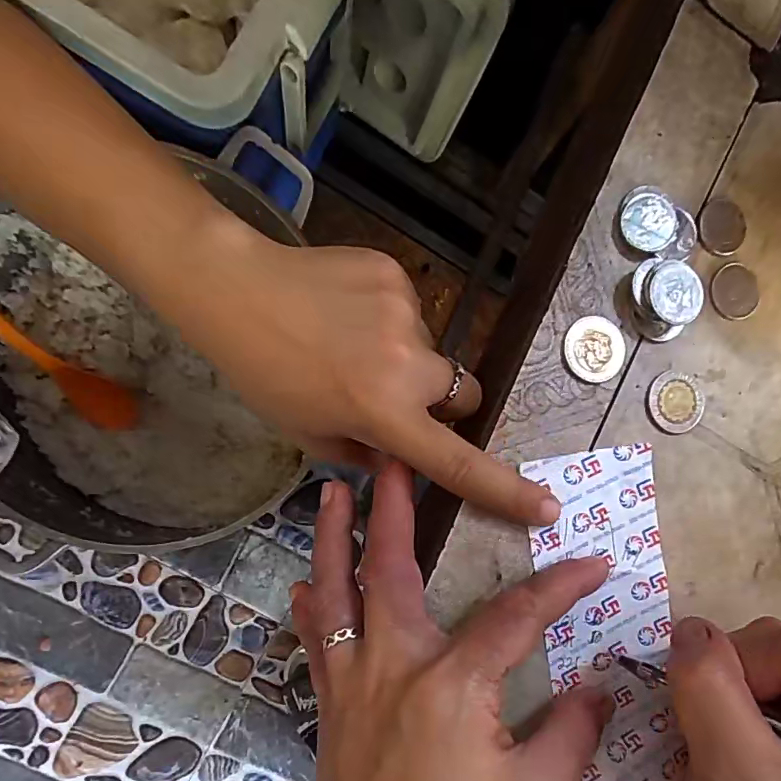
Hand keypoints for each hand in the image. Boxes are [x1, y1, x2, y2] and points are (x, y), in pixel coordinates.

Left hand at [172, 236, 560, 526]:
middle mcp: (409, 365)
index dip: (504, 489)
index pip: (457, 462)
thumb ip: (367, 453)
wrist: (234, 288)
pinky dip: (387, 323)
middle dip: (438, 403)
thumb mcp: (311, 435)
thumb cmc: (265, 374)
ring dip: (404, 360)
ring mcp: (407, 313)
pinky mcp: (398, 274)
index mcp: (384, 413)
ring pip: (430, 353)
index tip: (546, 505)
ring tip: (348, 346)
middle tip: (390, 395)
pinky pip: (410, 312)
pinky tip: (345, 314)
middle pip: (462, 394)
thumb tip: (402, 455)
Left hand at [284, 462, 611, 780]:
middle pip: (390, 572)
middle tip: (393, 460)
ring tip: (333, 490)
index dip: (560, 586)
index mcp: (452, 688)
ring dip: (334, 539)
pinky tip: (309, 584)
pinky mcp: (330, 712)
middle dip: (393, 510)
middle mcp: (392, 671)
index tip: (593, 563)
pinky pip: (317, 642)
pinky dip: (315, 604)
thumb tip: (600, 684)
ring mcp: (351, 688)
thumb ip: (572, 730)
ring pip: (336, 594)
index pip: (517, 617)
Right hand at [667, 608, 780, 780]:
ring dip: (724, 683)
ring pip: (766, 650)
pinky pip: (751, 673)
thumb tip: (689, 627)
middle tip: (716, 727)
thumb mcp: (732, 776)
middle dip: (740, 673)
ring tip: (715, 736)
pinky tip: (717, 733)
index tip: (739, 708)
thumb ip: (710, 693)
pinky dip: (719, 693)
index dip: (775, 655)